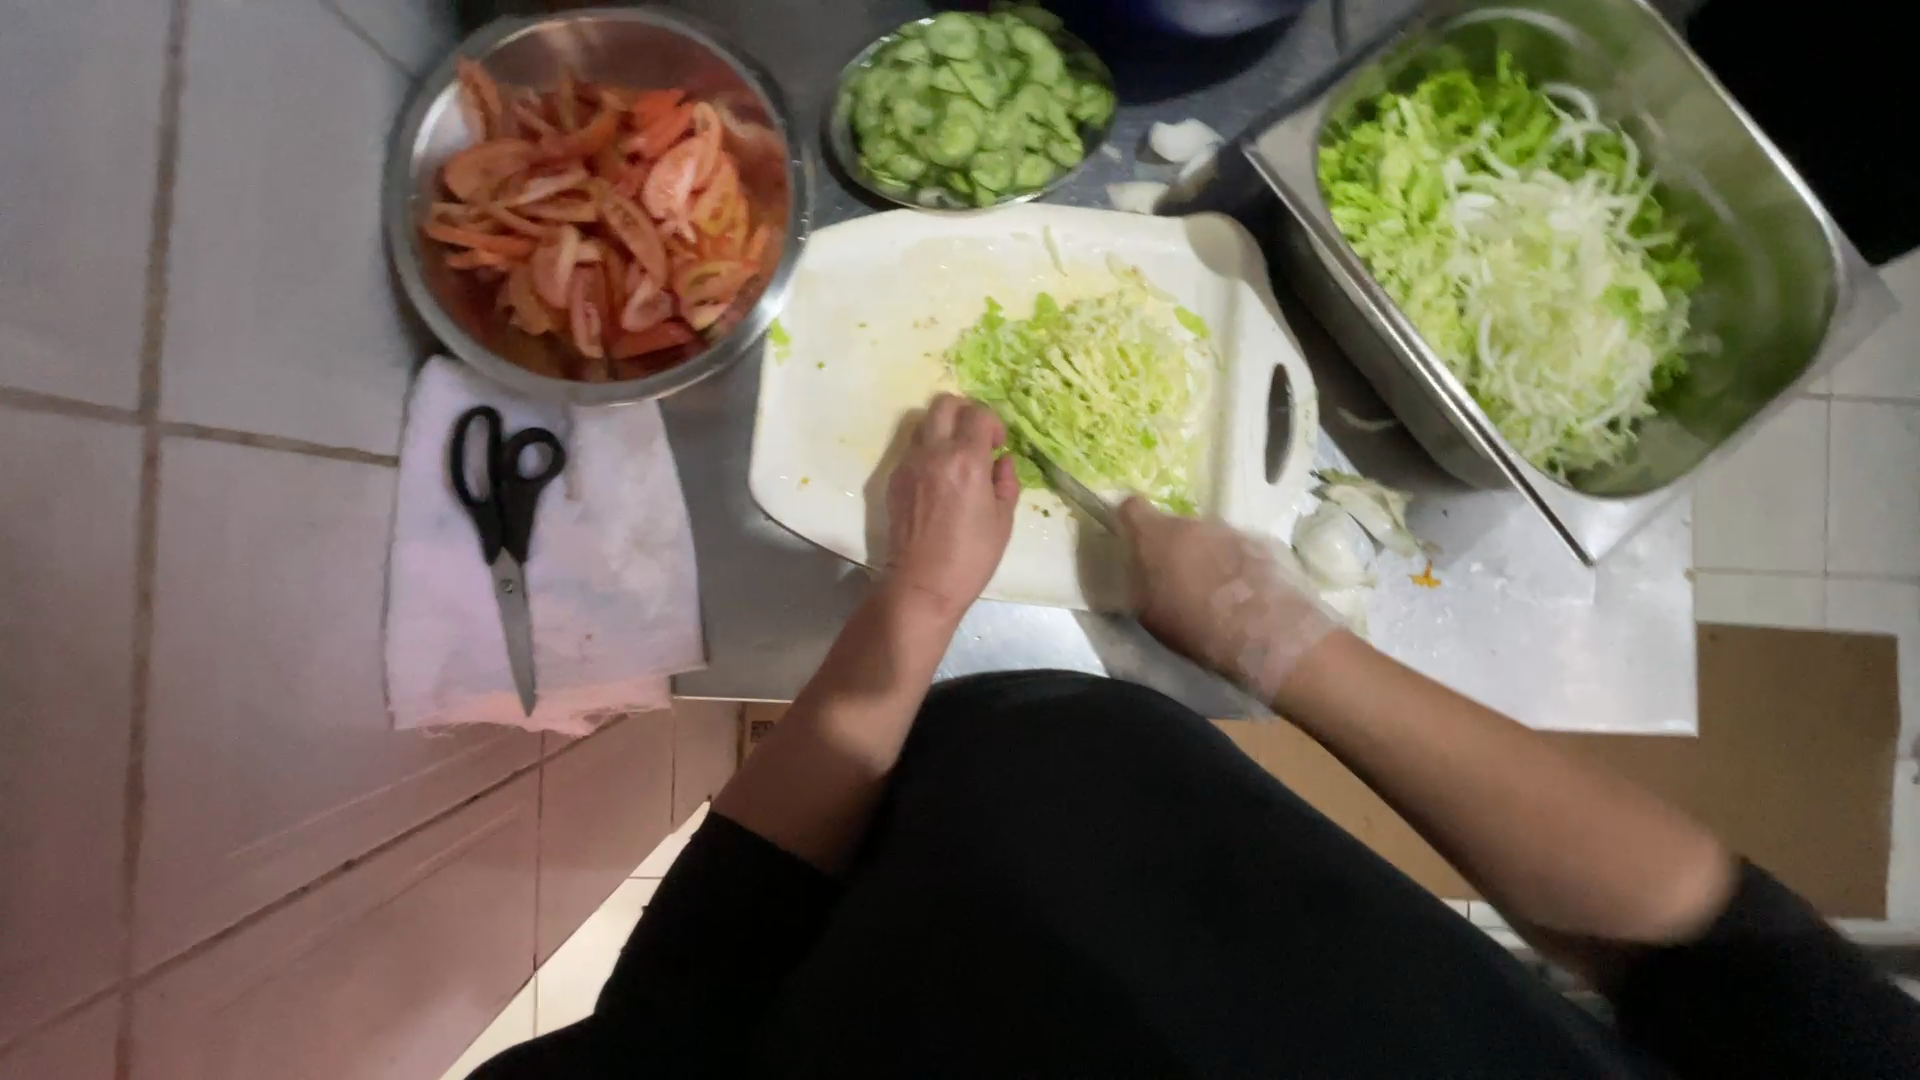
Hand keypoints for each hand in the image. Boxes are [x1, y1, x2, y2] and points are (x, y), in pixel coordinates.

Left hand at [882, 394, 1019, 620]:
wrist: (922, 584)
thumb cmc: (970, 557)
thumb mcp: (1002, 520)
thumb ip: (1006, 483)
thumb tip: (1003, 461)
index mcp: (966, 460)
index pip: (978, 414)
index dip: (993, 423)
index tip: (998, 444)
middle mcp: (933, 453)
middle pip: (944, 404)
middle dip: (964, 412)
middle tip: (976, 438)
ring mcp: (908, 464)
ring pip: (923, 424)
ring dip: (942, 430)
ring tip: (956, 457)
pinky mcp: (894, 480)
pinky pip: (911, 450)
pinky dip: (927, 452)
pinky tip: (938, 479)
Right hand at [1119, 497, 1338, 701]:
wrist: (1265, 634)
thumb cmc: (1194, 626)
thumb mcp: (1148, 612)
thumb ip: (1139, 582)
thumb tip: (1140, 572)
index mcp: (1156, 536)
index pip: (1132, 507)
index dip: (1129, 520)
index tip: (1131, 538)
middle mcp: (1193, 523)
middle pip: (1175, 526)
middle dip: (1173, 547)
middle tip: (1177, 580)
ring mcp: (1231, 530)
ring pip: (1209, 538)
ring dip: (1207, 557)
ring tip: (1214, 592)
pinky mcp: (1264, 543)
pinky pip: (1238, 551)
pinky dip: (1236, 566)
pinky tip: (1242, 595)